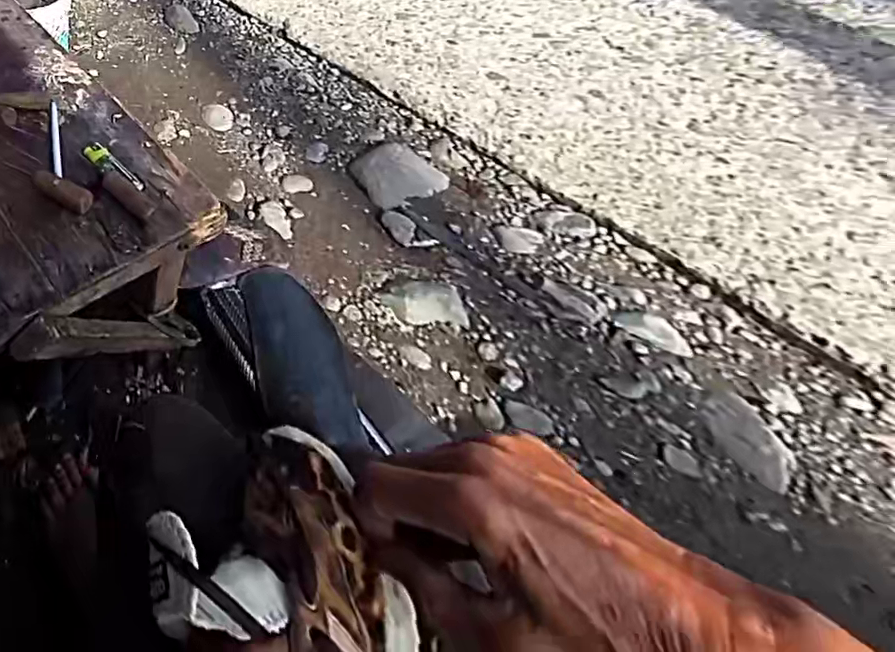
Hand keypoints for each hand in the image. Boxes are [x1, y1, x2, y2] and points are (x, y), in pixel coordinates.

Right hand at [357, 434, 863, 651]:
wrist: (713, 634)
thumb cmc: (615, 643)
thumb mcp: (500, 639)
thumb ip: (422, 586)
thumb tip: (386, 556)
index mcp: (469, 497)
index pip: (371, 481)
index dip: (367, 518)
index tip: (382, 549)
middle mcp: (482, 457)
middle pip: (395, 465)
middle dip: (397, 509)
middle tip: (417, 557)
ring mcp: (509, 448)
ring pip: (426, 461)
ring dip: (427, 500)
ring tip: (460, 552)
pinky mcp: (532, 452)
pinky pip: (465, 461)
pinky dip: (460, 490)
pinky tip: (491, 535)